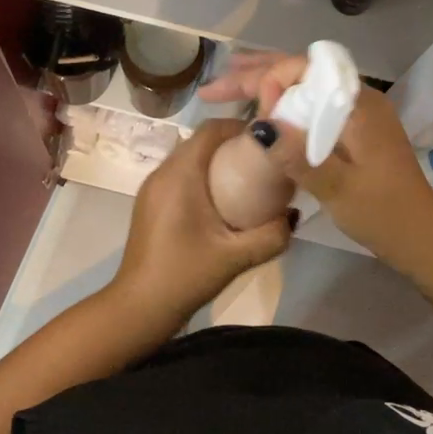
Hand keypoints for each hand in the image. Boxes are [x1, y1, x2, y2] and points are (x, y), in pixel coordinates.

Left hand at [112, 119, 293, 321]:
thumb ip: (272, 235)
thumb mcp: (237, 256)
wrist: (139, 306)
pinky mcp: (150, 204)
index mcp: (180, 174)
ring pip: (190, 160)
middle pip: (201, 142)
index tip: (269, 140)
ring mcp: (152, 189)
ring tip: (250, 182)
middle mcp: (162, 173)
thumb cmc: (185, 275)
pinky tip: (224, 204)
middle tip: (265, 163)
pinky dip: (203, 179)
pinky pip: (180, 177)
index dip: (242, 127)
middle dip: (234, 146)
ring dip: (218, 164)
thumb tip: (293, 216)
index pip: (211, 129)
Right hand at [200, 51, 432, 264]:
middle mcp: (356, 99)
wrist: (420, 237)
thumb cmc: (382, 213)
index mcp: (358, 105)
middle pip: (300, 73)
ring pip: (304, 86)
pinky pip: (310, 103)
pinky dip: (281, 101)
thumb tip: (259, 127)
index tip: (249, 111)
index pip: (305, 70)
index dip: (271, 81)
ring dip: (265, 83)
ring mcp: (354, 114)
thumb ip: (299, 156)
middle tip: (213, 86)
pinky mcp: (351, 130)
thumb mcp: (337, 189)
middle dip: (255, 75)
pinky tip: (260, 109)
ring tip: (227, 82)